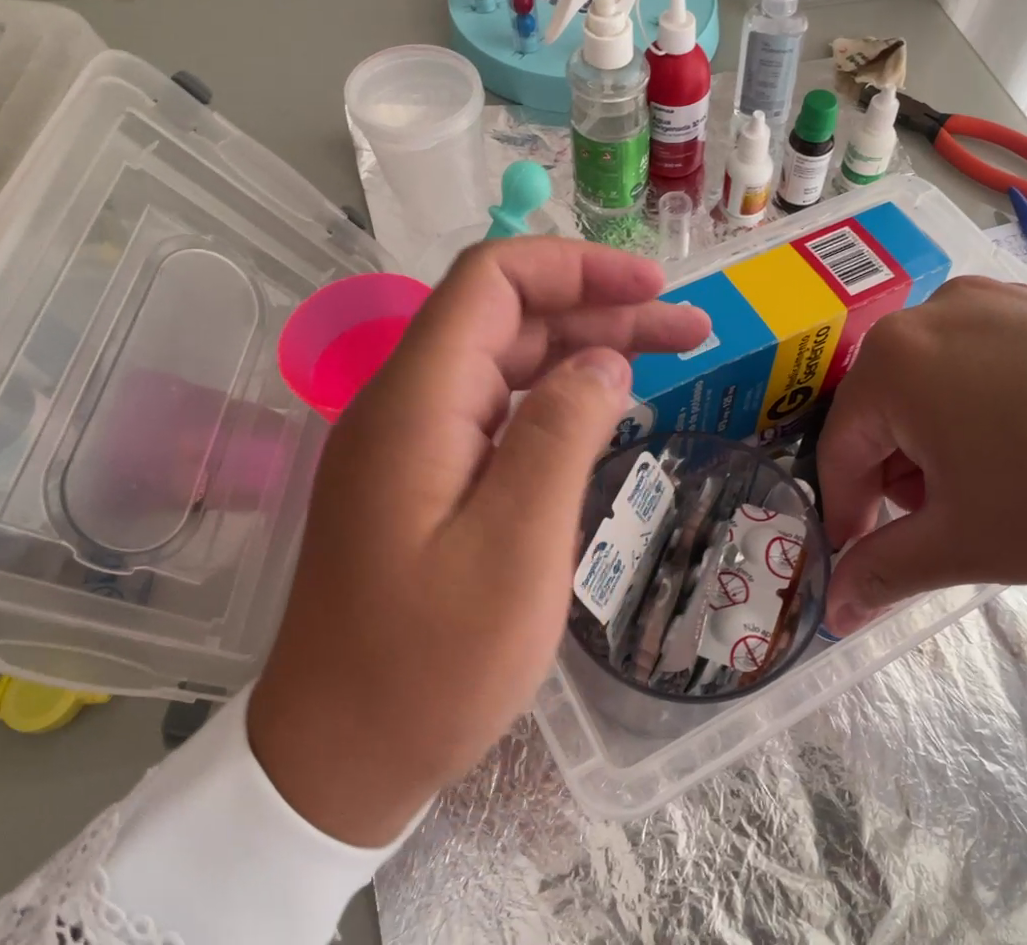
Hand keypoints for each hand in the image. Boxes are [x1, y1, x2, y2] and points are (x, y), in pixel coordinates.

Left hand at [247, 239, 709, 846]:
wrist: (337, 758)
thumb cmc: (430, 665)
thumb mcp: (515, 550)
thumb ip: (559, 438)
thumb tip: (602, 362)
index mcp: (416, 405)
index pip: (491, 282)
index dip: (575, 268)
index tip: (653, 288)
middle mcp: (404, 409)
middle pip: (504, 320)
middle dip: (598, 310)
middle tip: (689, 331)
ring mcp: (407, 449)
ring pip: (502, 367)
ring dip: (581, 353)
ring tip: (666, 360)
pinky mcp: (419, 487)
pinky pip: (492, 417)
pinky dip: (553, 403)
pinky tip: (600, 416)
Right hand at [817, 277, 1026, 635]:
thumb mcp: (963, 544)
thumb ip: (881, 573)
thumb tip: (833, 615)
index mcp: (894, 361)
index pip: (839, 448)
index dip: (847, 512)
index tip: (865, 555)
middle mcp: (932, 310)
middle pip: (884, 408)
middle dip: (898, 472)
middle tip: (942, 520)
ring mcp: (993, 297)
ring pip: (931, 381)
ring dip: (938, 438)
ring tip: (991, 484)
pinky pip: (981, 358)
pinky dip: (982, 404)